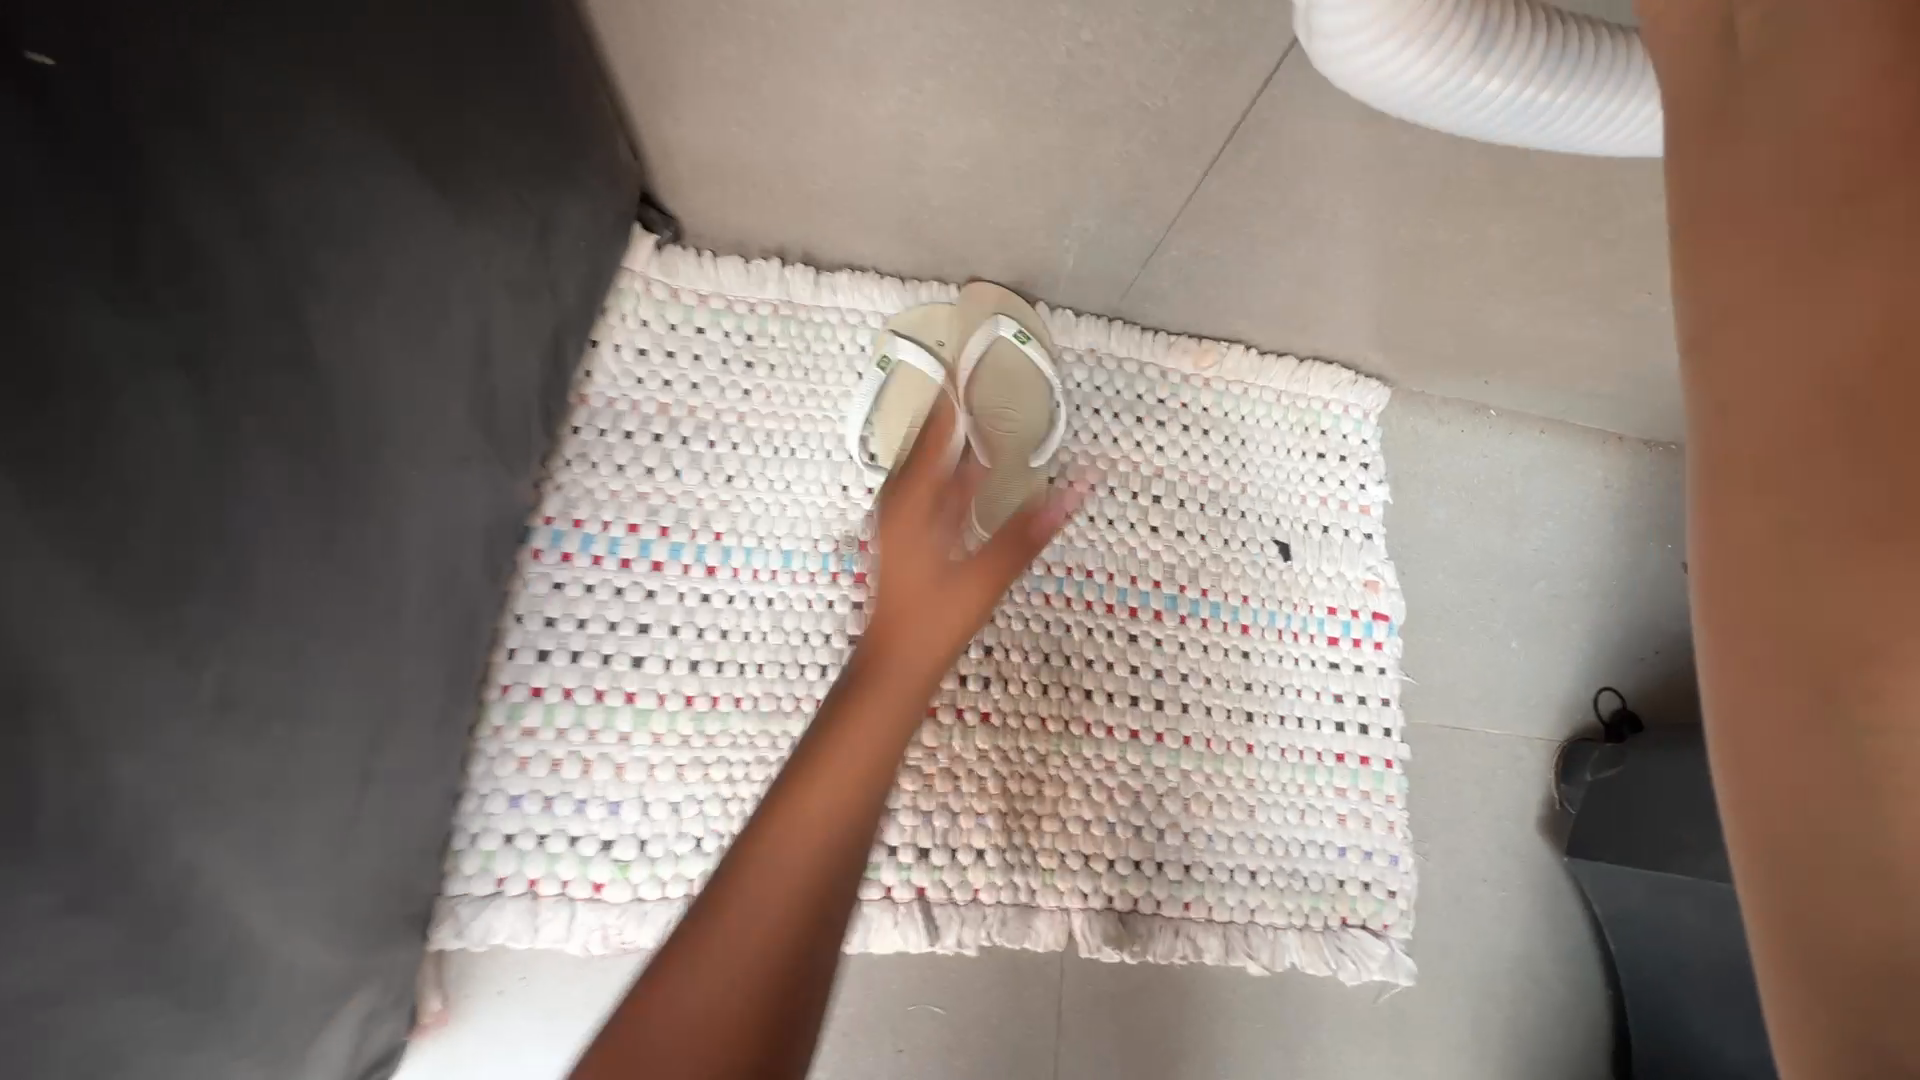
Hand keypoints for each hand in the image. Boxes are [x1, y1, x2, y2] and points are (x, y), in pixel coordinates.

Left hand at [858, 396, 1083, 696]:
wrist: (895, 662)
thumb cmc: (932, 620)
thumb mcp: (984, 576)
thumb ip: (1028, 532)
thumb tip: (1077, 489)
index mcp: (911, 501)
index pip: (935, 432)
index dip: (949, 396)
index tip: (965, 360)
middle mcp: (901, 501)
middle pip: (929, 443)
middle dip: (954, 412)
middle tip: (984, 378)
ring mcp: (901, 518)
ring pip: (930, 467)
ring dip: (955, 441)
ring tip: (985, 412)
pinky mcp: (908, 535)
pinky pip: (932, 489)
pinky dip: (954, 472)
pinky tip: (979, 471)